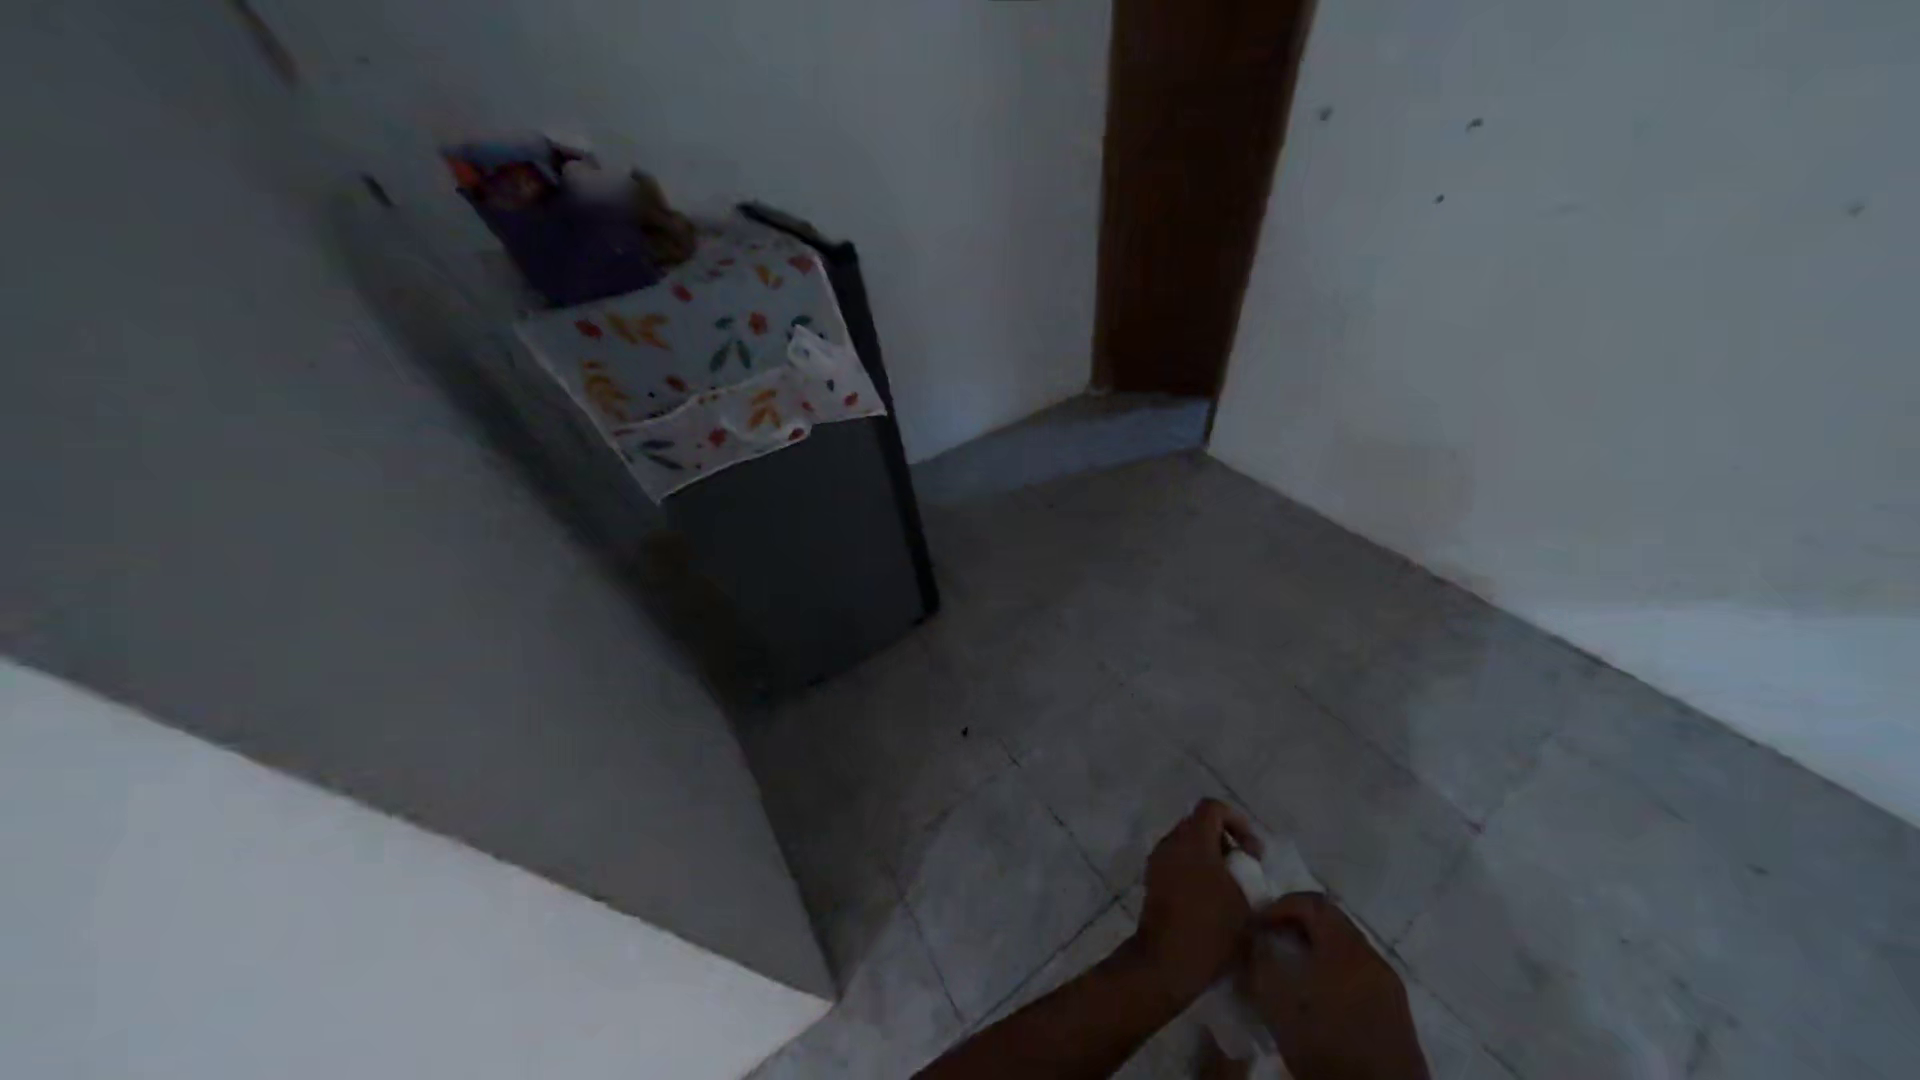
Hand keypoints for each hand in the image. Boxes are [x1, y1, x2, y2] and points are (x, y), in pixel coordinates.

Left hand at [1131, 798, 1262, 1003]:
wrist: (1167, 960)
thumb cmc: (1211, 929)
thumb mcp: (1247, 904)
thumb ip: (1250, 877)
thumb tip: (1250, 869)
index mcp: (1193, 840)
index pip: (1212, 807)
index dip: (1237, 821)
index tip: (1253, 851)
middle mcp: (1171, 842)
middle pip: (1198, 823)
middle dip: (1224, 838)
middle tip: (1244, 867)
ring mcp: (1157, 859)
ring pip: (1186, 841)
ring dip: (1209, 853)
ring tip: (1230, 884)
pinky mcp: (1152, 877)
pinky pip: (1176, 858)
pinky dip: (1194, 866)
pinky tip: (1209, 895)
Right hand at [1243, 893, 1430, 1079]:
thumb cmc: (1325, 1047)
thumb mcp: (1275, 1001)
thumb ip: (1260, 958)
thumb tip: (1255, 936)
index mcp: (1346, 949)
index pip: (1310, 902)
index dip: (1278, 906)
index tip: (1257, 924)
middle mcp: (1372, 957)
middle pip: (1332, 919)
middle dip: (1297, 921)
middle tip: (1271, 936)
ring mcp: (1389, 984)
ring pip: (1347, 944)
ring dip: (1316, 943)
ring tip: (1291, 963)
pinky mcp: (1396, 1009)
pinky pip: (1360, 968)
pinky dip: (1334, 964)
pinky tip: (1319, 991)